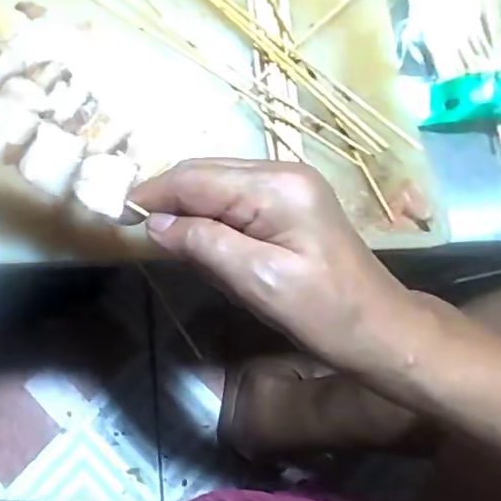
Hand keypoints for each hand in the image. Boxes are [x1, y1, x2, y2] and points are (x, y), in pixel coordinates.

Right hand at [130, 159, 441, 375]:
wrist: (382, 329)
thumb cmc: (324, 313)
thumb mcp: (258, 282)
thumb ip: (204, 244)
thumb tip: (156, 224)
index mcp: (277, 188)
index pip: (197, 179)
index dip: (154, 193)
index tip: (118, 213)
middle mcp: (282, 171)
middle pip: (204, 171)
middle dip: (166, 195)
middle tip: (133, 224)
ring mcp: (289, 181)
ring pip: (216, 179)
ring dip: (184, 202)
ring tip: (158, 231)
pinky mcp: (290, 198)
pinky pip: (233, 193)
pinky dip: (206, 209)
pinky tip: (195, 231)